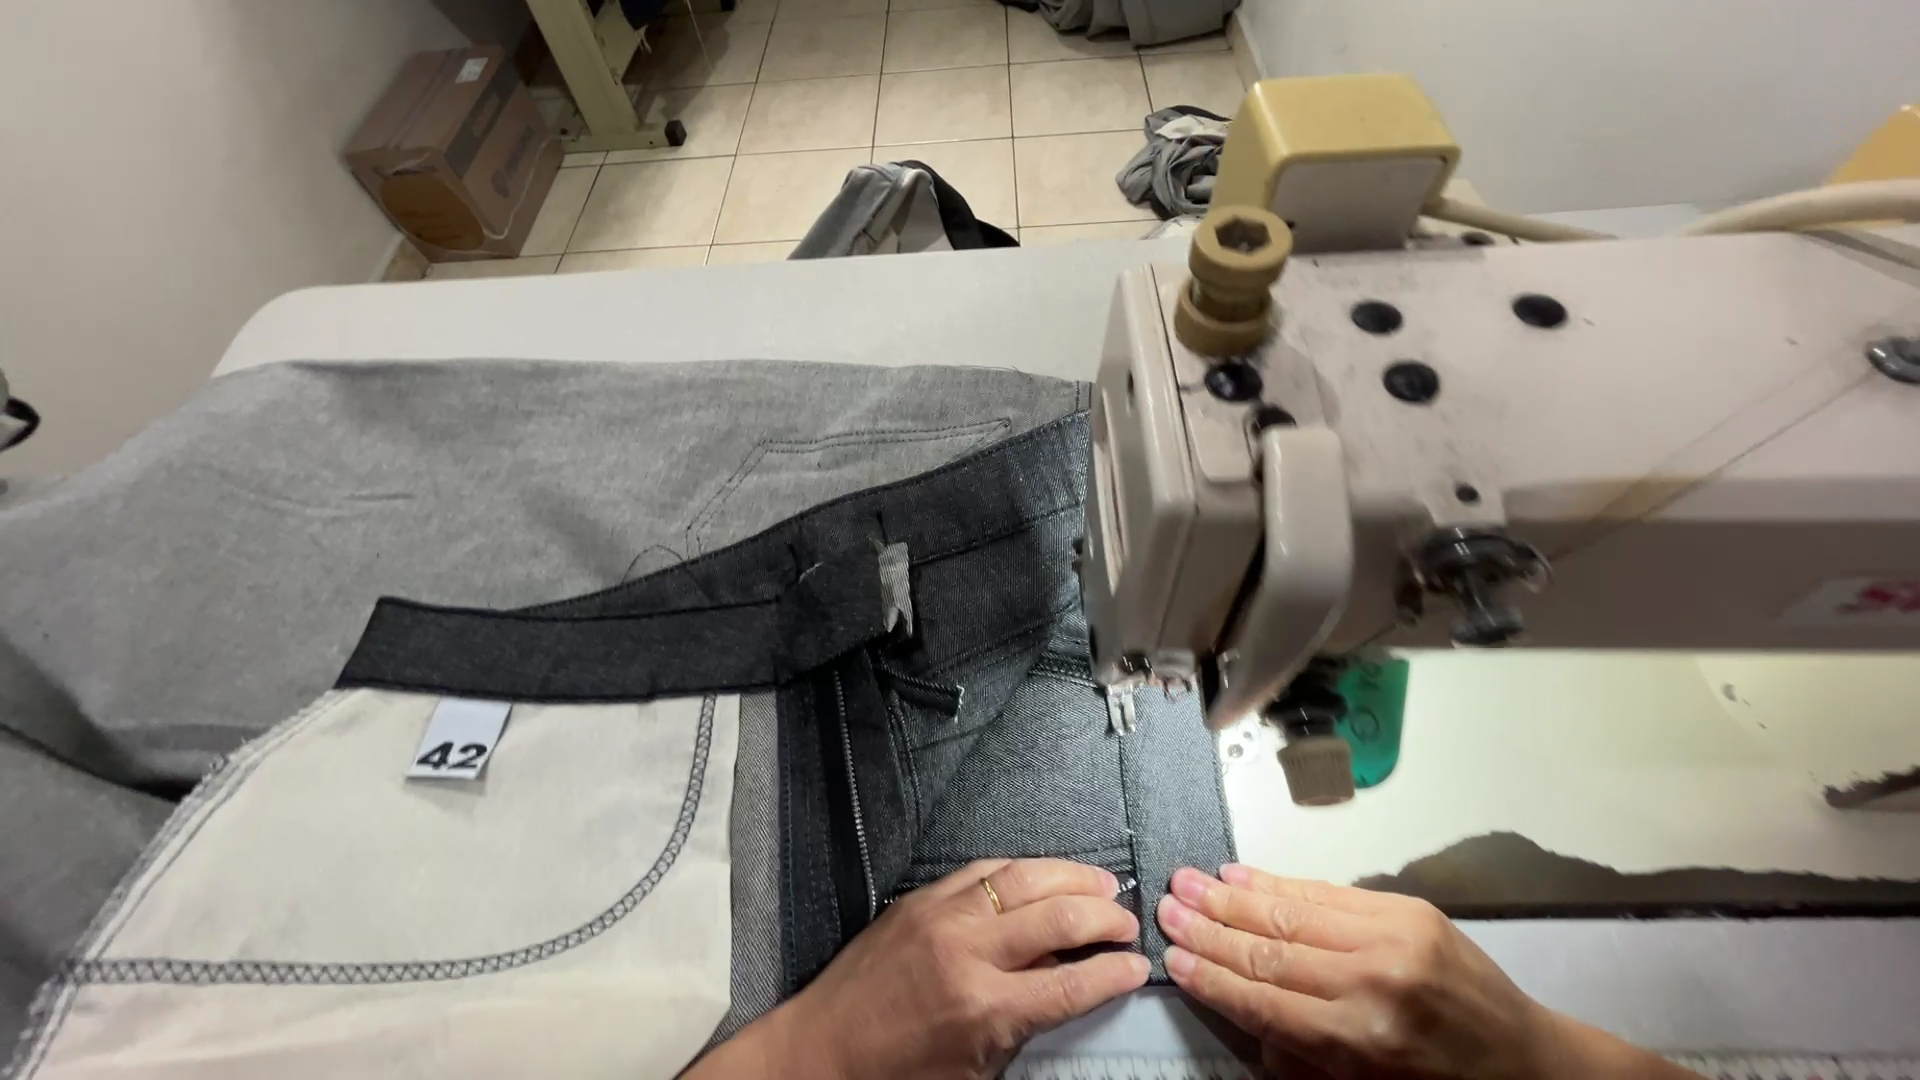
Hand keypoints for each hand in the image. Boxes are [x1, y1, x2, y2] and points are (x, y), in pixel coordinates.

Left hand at [693, 858, 1149, 1079]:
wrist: (820, 1051)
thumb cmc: (896, 1075)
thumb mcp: (975, 1068)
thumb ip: (1025, 1020)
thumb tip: (1066, 972)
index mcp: (983, 1009)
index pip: (1070, 983)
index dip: (1113, 972)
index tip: (1138, 964)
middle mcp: (967, 952)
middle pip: (1056, 919)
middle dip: (1103, 917)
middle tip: (1128, 920)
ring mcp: (942, 915)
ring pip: (1023, 878)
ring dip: (1069, 877)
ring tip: (1102, 882)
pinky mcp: (921, 896)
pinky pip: (982, 869)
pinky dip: (1020, 868)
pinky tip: (1043, 870)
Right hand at [1155, 864, 1693, 1079]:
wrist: (1534, 1062)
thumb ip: (1302, 1054)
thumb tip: (1238, 1004)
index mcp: (1363, 1040)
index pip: (1265, 1001)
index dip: (1212, 977)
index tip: (1172, 956)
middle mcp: (1371, 981)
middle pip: (1268, 949)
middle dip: (1210, 929)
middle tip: (1165, 907)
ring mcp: (1390, 936)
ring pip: (1288, 911)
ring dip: (1230, 897)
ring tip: (1188, 882)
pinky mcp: (1403, 907)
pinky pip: (1323, 890)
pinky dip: (1274, 883)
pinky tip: (1238, 873)